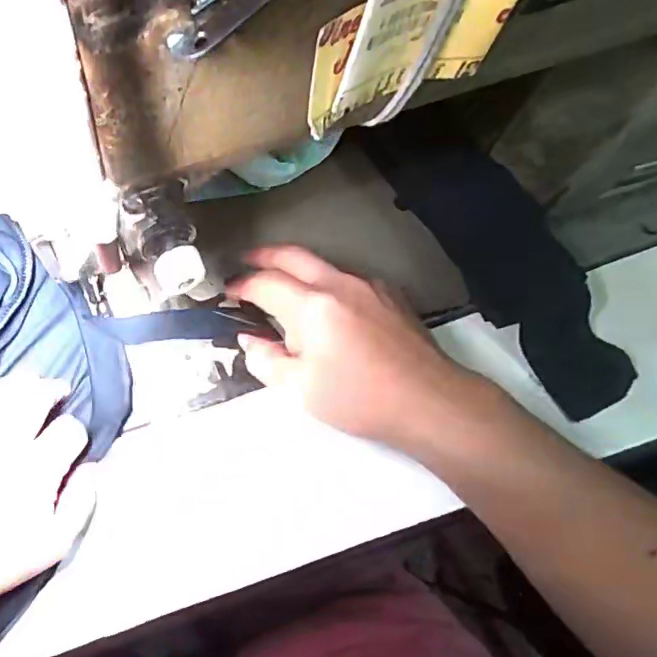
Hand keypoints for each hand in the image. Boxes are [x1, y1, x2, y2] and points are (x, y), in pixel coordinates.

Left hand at [0, 374, 96, 641]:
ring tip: (31, 382)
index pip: (69, 429)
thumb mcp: (56, 544)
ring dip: (21, 381)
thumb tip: (91, 468)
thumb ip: (81, 503)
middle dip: (53, 389)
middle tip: (60, 390)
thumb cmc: (1, 560)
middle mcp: (6, 442)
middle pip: (35, 395)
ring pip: (1, 390)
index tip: (73, 443)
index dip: (77, 433)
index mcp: (37, 468)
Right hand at [228, 245, 513, 454]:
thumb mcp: (300, 389)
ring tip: (282, 288)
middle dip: (264, 256)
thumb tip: (251, 343)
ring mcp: (369, 287)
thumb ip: (267, 360)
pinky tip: (325, 309)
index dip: (241, 285)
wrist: (428, 401)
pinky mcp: (390, 297)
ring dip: (297, 270)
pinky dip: (326, 284)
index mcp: (313, 306)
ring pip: (323, 266)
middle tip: (246, 263)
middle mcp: (341, 285)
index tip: (228, 292)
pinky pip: (348, 280)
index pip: (265, 283)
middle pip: (293, 256)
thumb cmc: (361, 398)